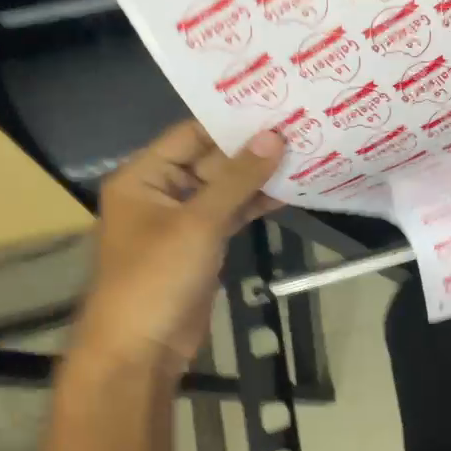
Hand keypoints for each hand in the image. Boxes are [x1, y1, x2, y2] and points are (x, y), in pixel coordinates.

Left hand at [72, 122, 285, 374]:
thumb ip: (238, 179)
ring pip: (227, 187)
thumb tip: (275, 136)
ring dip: (262, 175)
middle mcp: (161, 192)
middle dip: (254, 147)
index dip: (232, 120)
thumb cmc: (156, 277)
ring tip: (309, 152)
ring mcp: (184, 219)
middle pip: (212, 159)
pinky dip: (260, 202)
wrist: (141, 346)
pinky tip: (295, 190)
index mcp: (143, 178)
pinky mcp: (204, 242)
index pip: (191, 134)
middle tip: (303, 126)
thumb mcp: (199, 223)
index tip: (276, 104)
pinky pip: (234, 212)